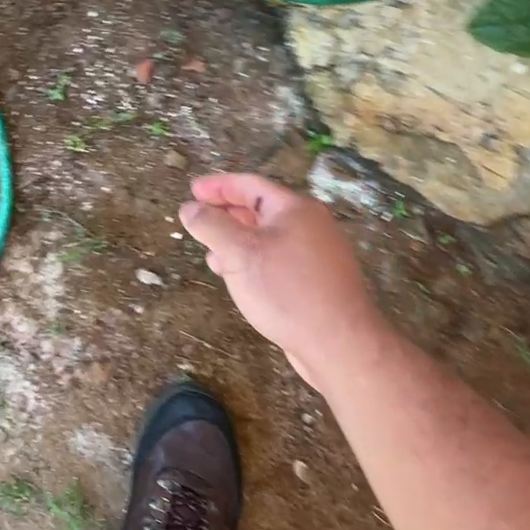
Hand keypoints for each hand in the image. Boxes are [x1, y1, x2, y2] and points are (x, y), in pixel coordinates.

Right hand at [179, 174, 388, 391]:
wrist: (339, 345)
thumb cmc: (286, 289)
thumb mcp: (237, 251)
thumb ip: (209, 224)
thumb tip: (190, 208)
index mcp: (294, 209)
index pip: (249, 185)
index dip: (217, 185)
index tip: (192, 190)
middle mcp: (310, 226)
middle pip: (259, 209)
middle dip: (225, 214)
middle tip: (197, 220)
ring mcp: (317, 254)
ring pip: (266, 237)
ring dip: (235, 241)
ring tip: (211, 254)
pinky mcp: (317, 281)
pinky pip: (276, 259)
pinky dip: (252, 260)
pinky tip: (237, 278)